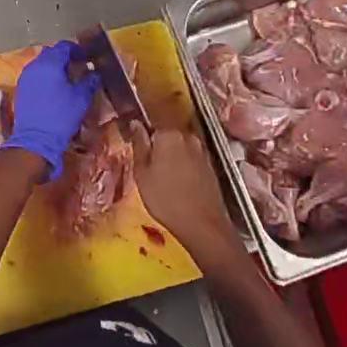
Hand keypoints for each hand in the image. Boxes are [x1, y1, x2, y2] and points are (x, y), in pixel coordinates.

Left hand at [1, 40, 100, 181]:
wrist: (35, 140)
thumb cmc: (60, 116)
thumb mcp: (80, 99)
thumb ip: (88, 82)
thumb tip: (94, 74)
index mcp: (49, 64)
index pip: (63, 47)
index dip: (77, 50)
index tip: (87, 57)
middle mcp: (34, 67)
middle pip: (50, 54)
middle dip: (64, 57)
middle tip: (78, 66)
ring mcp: (25, 79)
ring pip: (41, 65)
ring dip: (54, 68)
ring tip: (68, 78)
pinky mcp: (21, 91)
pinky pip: (35, 77)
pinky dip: (46, 78)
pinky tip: (55, 89)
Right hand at [132, 125, 240, 261]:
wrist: (201, 222)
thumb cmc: (164, 198)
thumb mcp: (142, 173)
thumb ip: (139, 145)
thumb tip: (136, 123)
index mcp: (169, 135)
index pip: (152, 124)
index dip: (143, 137)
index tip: (137, 152)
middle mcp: (188, 137)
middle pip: (168, 135)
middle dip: (158, 146)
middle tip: (147, 167)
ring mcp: (202, 151)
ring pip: (180, 147)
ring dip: (171, 157)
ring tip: (161, 177)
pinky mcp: (210, 165)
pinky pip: (190, 159)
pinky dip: (182, 166)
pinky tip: (177, 183)